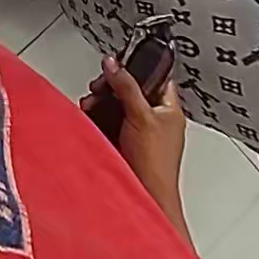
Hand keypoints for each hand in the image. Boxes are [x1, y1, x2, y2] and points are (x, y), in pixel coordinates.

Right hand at [82, 56, 189, 241]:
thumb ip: (127, 86)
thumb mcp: (142, 116)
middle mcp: (153, 117)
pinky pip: (106, 119)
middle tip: (102, 85)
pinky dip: (96, 114)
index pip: (156, 75)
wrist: (144, 197)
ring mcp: (136, 129)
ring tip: (93, 101)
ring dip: (101, 100)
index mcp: (168, 108)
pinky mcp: (120, 139)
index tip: (121, 61)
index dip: (139, 66)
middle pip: (130, 88)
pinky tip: (90, 113)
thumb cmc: (156, 165)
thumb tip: (114, 64)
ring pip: (115, 103)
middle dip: (112, 85)